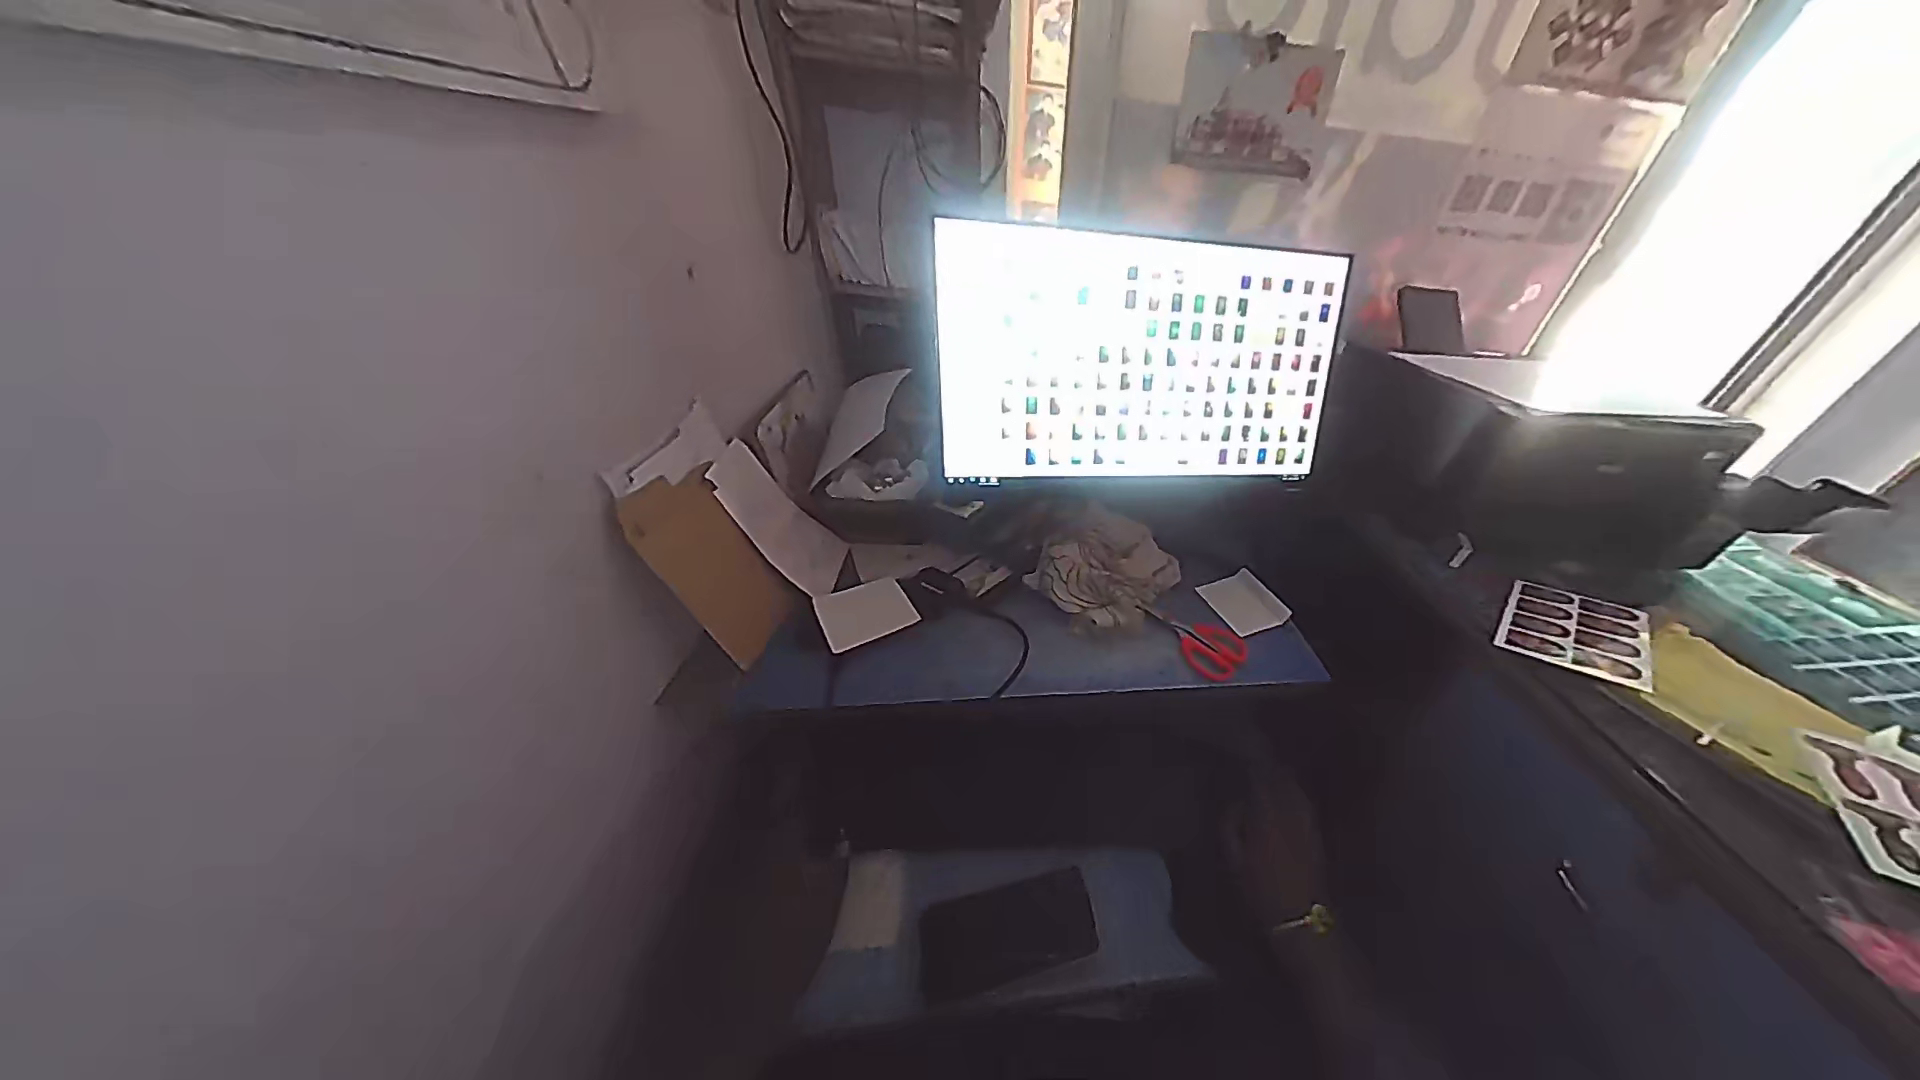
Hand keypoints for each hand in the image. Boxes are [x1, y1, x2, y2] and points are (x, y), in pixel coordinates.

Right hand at [1221, 772, 1327, 928]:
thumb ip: (1230, 824)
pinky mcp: (1318, 835)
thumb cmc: (1260, 892)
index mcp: (1266, 818)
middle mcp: (1290, 815)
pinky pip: (1306, 804)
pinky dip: (1296, 793)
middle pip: (1282, 780)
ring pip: (1296, 789)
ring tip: (1272, 771)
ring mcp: (1308, 824)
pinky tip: (1289, 794)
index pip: (1260, 780)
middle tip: (1255, 760)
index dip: (1252, 766)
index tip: (1241, 758)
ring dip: (1284, 778)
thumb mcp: (1233, 858)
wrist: (1302, 922)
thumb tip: (1236, 803)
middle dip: (1269, 768)